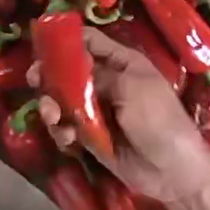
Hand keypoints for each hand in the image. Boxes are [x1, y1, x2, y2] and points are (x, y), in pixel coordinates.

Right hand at [32, 28, 209, 204]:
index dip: (67, 39)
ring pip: (63, 100)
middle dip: (50, 74)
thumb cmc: (159, 120)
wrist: (174, 170)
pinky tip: (67, 138)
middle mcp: (106, 81)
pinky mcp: (91, 136)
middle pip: (69, 70)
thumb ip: (99, 75)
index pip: (90, 41)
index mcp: (121, 62)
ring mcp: (97, 109)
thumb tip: (70, 67)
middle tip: (35, 80)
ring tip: (52, 116)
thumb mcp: (132, 89)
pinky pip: (67, 127)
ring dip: (52, 106)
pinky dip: (61, 131)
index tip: (42, 44)